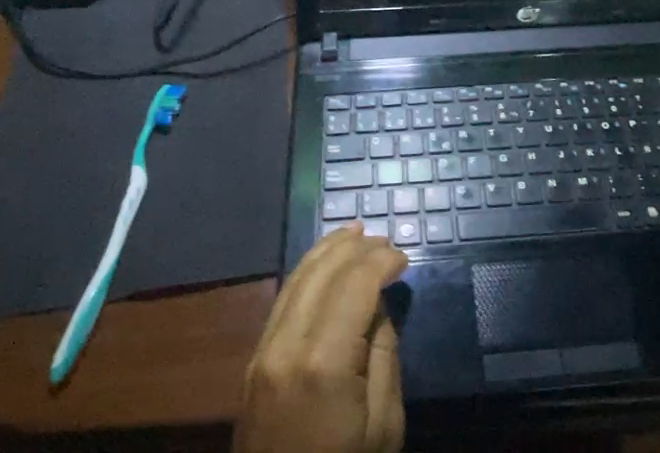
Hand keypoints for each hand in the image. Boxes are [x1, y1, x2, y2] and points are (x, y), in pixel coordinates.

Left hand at [235, 227, 407, 452]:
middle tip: (384, 238)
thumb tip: (378, 308)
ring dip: (326, 253)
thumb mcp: (384, 425)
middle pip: (321, 274)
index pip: (354, 285)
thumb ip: (382, 355)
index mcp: (323, 362)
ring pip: (295, 281)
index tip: (405, 257)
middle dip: (354, 248)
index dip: (380, 262)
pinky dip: (306, 275)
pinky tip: (323, 267)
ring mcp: (263, 353)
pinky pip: (282, 302)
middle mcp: (286, 346)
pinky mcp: (254, 363)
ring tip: (354, 234)